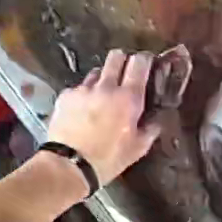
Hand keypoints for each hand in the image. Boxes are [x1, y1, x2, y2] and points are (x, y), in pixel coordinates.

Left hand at [44, 49, 161, 185]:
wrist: (69, 165)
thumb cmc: (108, 159)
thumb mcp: (138, 148)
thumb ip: (150, 128)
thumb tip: (157, 118)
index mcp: (128, 97)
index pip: (139, 62)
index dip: (144, 59)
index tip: (146, 64)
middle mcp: (105, 86)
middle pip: (116, 56)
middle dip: (123, 60)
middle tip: (124, 74)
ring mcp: (83, 89)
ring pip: (96, 73)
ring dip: (102, 80)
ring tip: (101, 97)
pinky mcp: (65, 96)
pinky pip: (78, 88)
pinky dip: (82, 96)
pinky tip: (81, 111)